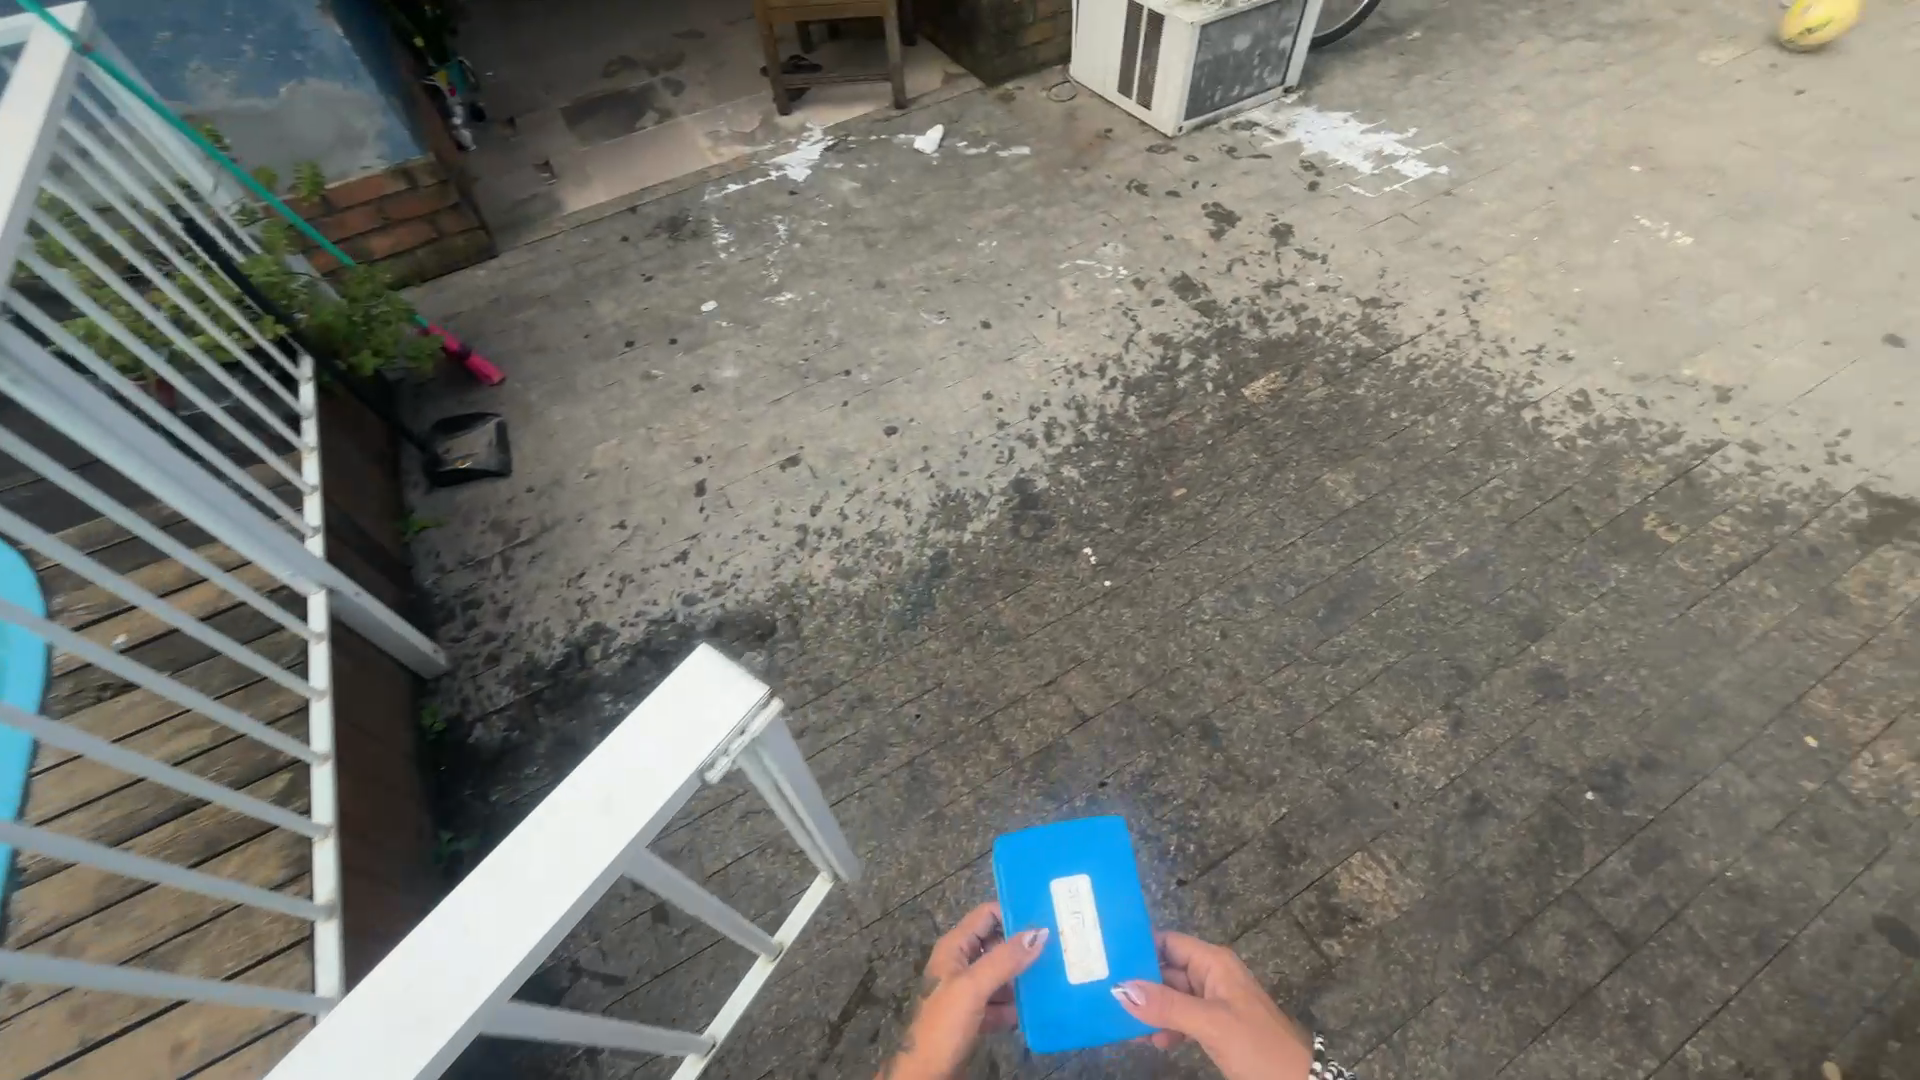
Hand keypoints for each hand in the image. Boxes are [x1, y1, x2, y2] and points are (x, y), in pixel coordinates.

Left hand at [876, 902, 1048, 1079]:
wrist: (924, 1076)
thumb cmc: (943, 1023)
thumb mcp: (973, 987)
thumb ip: (1005, 959)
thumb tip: (1039, 931)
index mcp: (954, 947)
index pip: (986, 915)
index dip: (1013, 914)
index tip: (1045, 920)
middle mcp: (960, 963)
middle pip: (997, 945)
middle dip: (1023, 948)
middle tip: (1058, 950)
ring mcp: (966, 991)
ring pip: (1001, 975)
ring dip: (1022, 979)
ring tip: (1054, 978)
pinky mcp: (973, 1016)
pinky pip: (999, 1003)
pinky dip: (1015, 1006)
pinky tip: (1036, 1011)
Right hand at [1111, 931, 1314, 1079]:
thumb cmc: (1258, 1047)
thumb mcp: (1210, 1024)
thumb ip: (1166, 1006)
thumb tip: (1120, 989)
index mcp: (1213, 962)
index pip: (1168, 942)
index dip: (1139, 949)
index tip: (1108, 961)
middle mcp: (1212, 975)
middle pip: (1166, 969)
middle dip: (1140, 985)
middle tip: (1108, 999)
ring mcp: (1215, 1002)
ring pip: (1172, 996)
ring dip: (1151, 1010)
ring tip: (1127, 1028)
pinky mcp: (1217, 1027)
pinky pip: (1182, 1018)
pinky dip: (1167, 1027)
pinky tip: (1154, 1042)